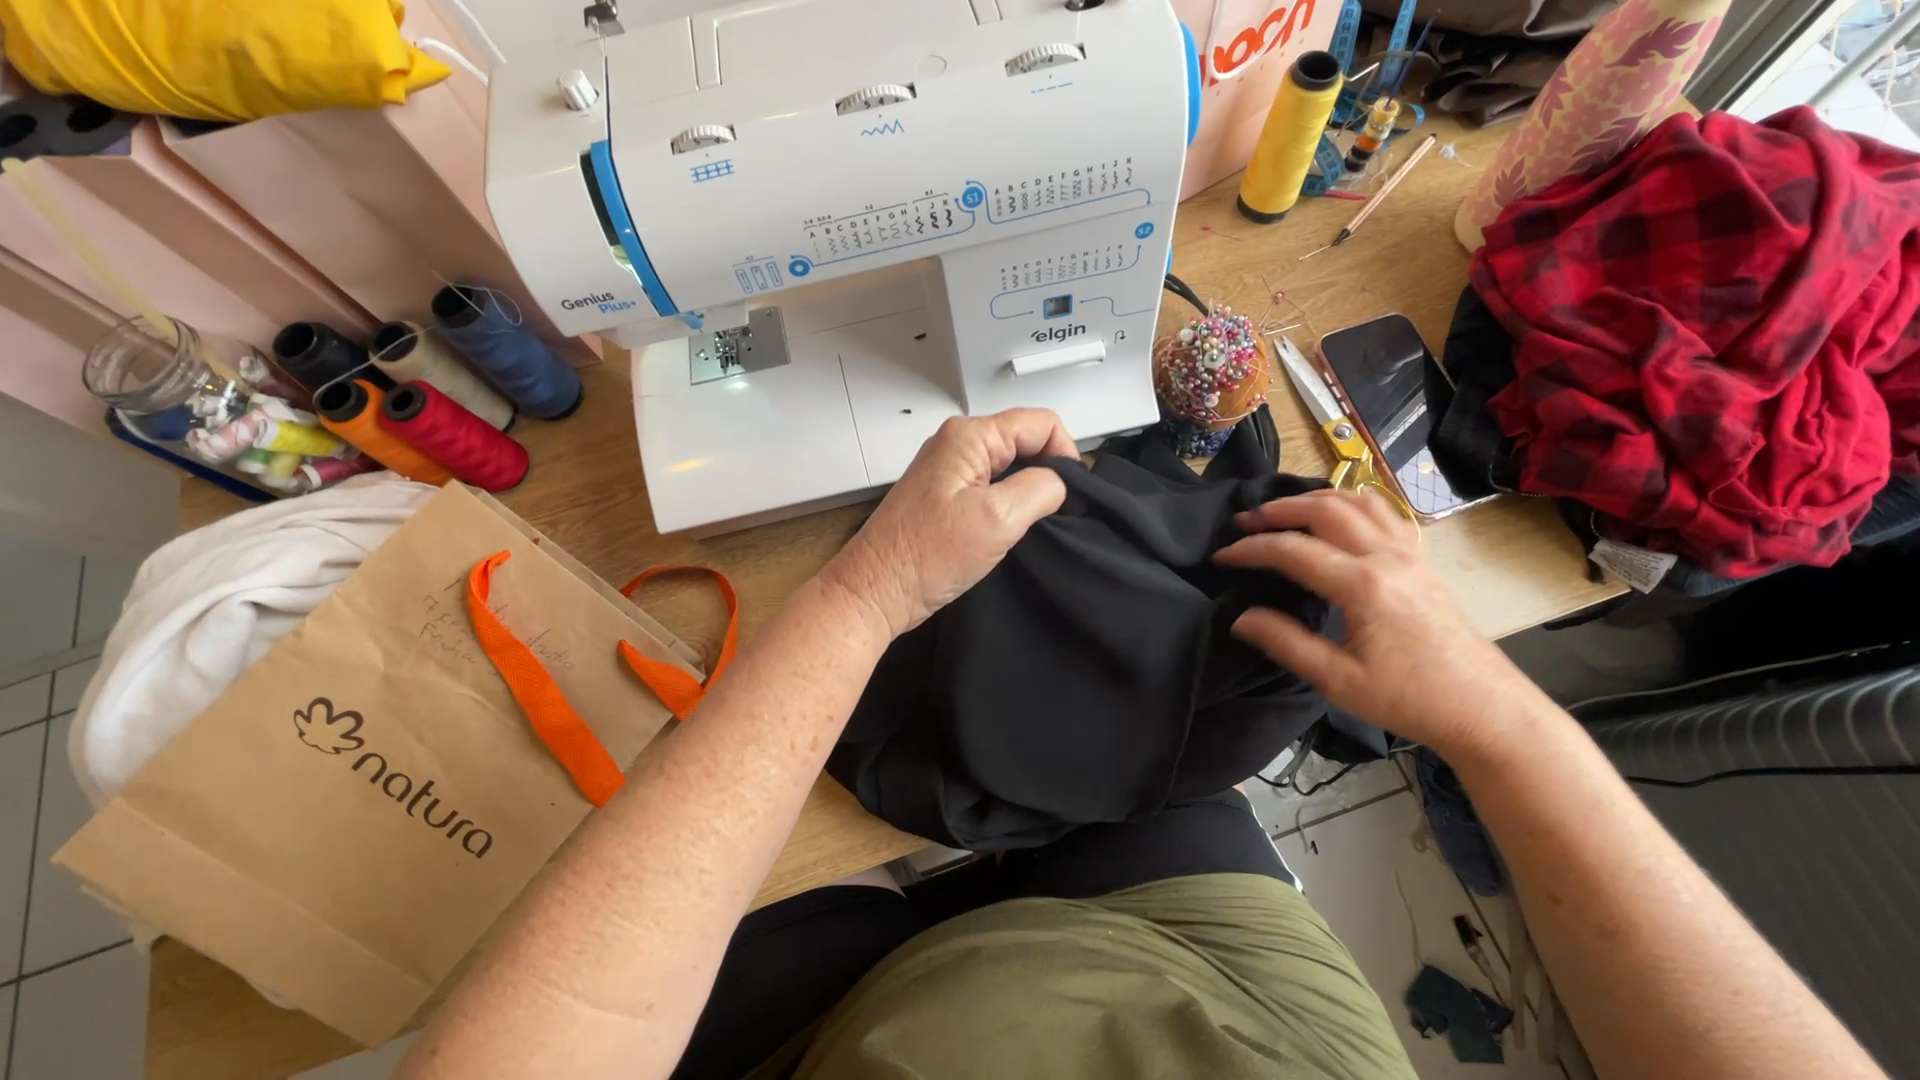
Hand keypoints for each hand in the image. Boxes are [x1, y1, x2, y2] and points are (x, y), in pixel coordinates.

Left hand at [820, 409, 1077, 638]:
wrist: (876, 592)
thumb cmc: (924, 557)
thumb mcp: (999, 519)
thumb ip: (1041, 488)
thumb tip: (1060, 482)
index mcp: (969, 436)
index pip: (1041, 423)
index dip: (1066, 455)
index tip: (1070, 495)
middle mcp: (957, 444)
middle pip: (1026, 442)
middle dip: (1047, 474)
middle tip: (1049, 517)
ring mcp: (950, 471)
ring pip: (1010, 468)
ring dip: (1027, 494)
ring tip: (1026, 528)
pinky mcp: (946, 498)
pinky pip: (992, 490)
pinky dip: (1008, 508)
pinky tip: (1006, 534)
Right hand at [1213, 489, 1548, 754]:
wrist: (1484, 709)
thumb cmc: (1410, 700)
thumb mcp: (1339, 681)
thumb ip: (1286, 643)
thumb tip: (1239, 618)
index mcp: (1363, 586)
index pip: (1293, 551)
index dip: (1250, 549)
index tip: (1221, 557)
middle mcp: (1387, 557)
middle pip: (1325, 510)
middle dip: (1278, 509)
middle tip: (1244, 521)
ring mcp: (1410, 554)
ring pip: (1358, 502)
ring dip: (1315, 498)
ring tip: (1283, 509)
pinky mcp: (1423, 561)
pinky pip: (1386, 513)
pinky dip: (1353, 502)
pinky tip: (1339, 514)